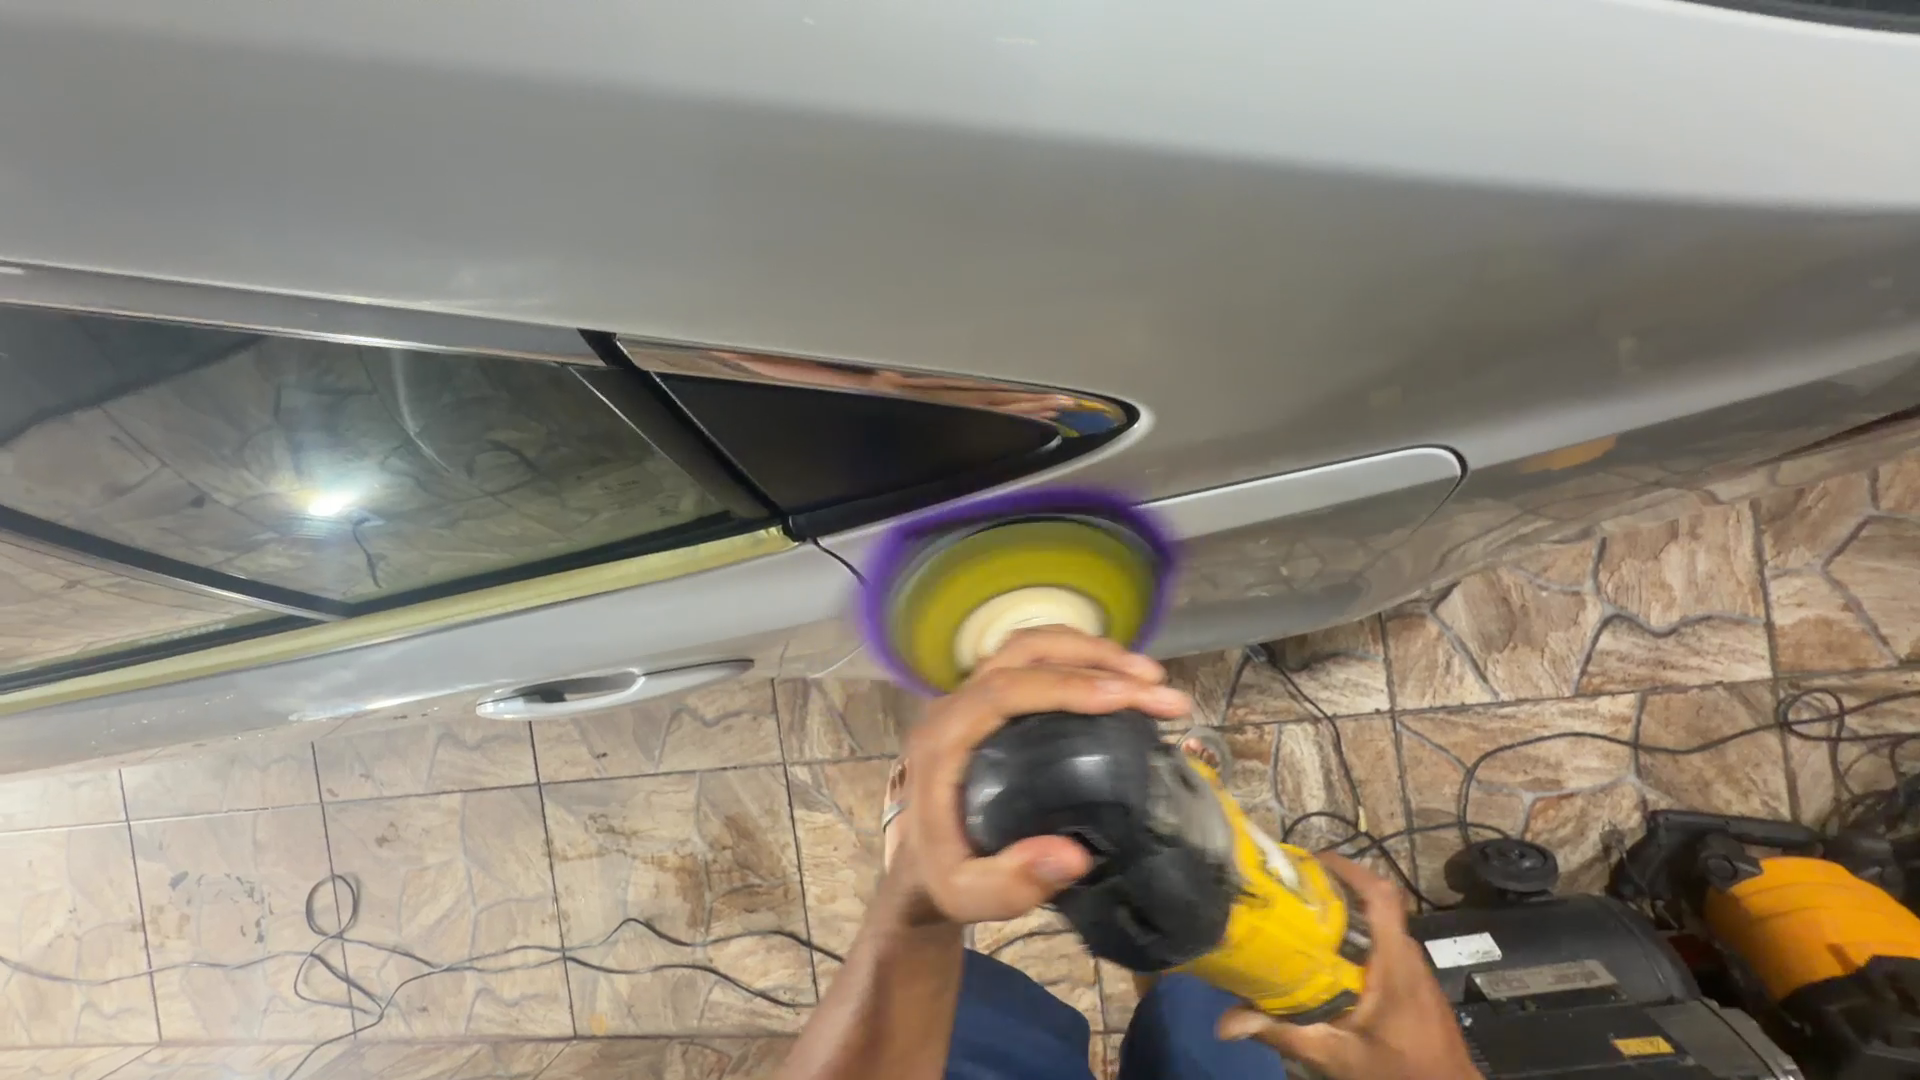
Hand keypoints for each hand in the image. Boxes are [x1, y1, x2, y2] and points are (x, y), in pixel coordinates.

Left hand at [886, 627, 1191, 925]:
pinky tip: (1116, 677)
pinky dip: (1077, 658)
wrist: (920, 862)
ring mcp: (969, 695)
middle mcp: (954, 705)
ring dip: (1091, 651)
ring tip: (1148, 676)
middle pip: (1023, 653)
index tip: (1127, 697)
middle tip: (1155, 685)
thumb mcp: (969, 895)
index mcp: (944, 740)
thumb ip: (1011, 884)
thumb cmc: (944, 875)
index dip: (1067, 686)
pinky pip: (1031, 660)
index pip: (1004, 690)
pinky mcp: (986, 697)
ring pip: (1029, 646)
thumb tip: (1073, 855)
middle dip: (1094, 659)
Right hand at [1218, 854, 1483, 1079]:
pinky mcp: (1412, 982)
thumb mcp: (1338, 1057)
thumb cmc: (1400, 1073)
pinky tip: (1322, 952)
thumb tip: (1226, 1024)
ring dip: (1341, 911)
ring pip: (1376, 923)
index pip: (1381, 897)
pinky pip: (1380, 943)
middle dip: (1332, 887)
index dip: (1349, 869)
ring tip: (1297, 911)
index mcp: (1395, 963)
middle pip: (1373, 903)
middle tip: (1288, 886)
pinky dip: (1352, 935)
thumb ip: (1286, 1034)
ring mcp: (1413, 968)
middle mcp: (1407, 956)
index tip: (1309, 861)